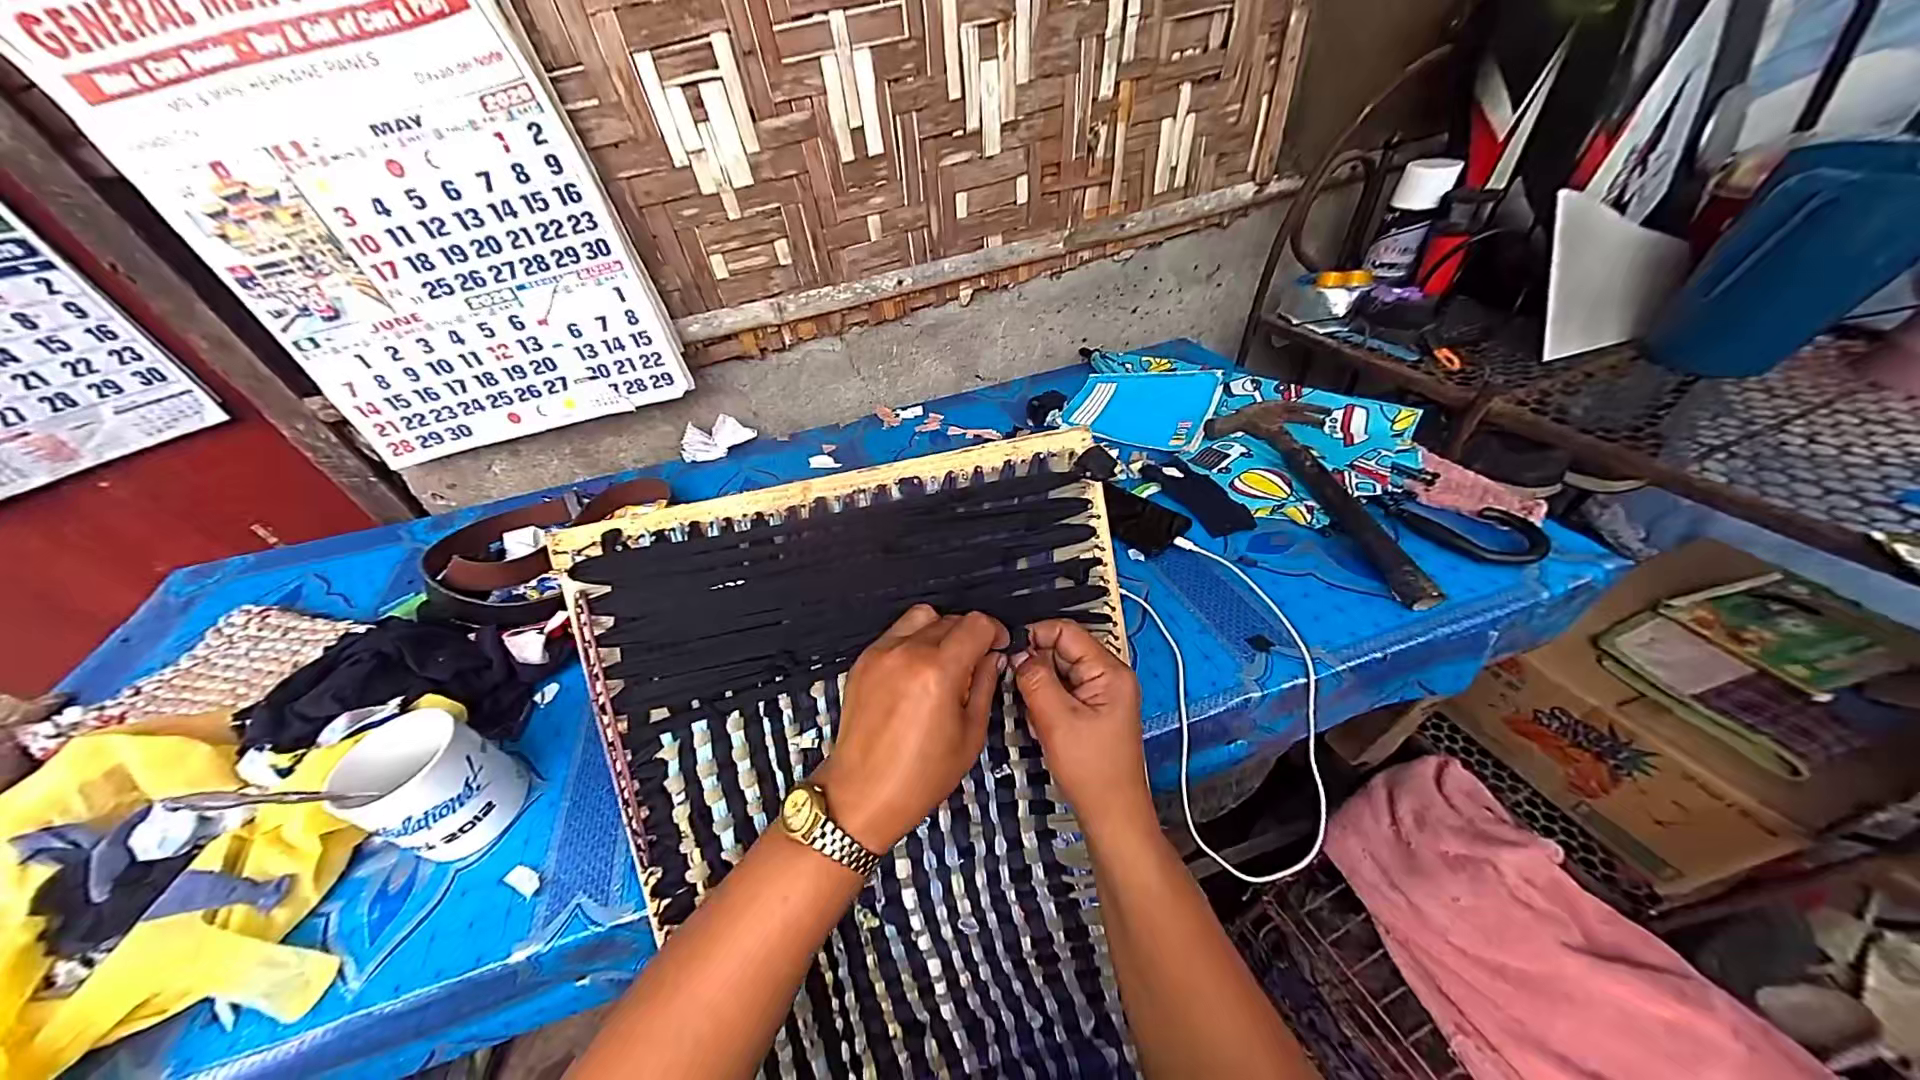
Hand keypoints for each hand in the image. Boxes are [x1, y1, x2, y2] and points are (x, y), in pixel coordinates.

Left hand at [814, 605, 1008, 850]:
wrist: (863, 793)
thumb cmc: (917, 776)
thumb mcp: (970, 734)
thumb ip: (985, 685)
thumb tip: (991, 658)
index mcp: (938, 672)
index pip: (976, 624)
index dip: (994, 632)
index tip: (997, 645)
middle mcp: (907, 654)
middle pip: (951, 618)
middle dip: (970, 635)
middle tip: (975, 663)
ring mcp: (881, 654)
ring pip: (922, 617)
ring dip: (940, 631)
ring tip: (944, 663)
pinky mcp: (864, 661)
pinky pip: (897, 633)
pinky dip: (913, 642)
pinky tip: (918, 672)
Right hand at [1013, 620, 1153, 837]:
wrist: (1111, 814)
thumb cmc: (1093, 772)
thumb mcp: (1057, 720)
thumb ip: (1036, 680)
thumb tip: (1018, 652)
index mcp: (1110, 672)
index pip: (1067, 631)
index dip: (1035, 635)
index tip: (1009, 651)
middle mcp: (1109, 676)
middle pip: (1061, 650)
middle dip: (1036, 667)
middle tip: (1020, 692)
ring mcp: (1101, 693)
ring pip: (1057, 672)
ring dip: (1039, 688)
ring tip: (1036, 716)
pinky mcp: (1092, 709)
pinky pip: (1061, 691)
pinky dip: (1045, 703)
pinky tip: (1043, 724)